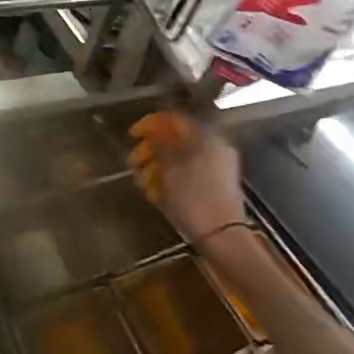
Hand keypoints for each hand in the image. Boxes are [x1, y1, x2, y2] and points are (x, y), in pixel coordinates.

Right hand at [128, 111, 244, 242]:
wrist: (222, 234)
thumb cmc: (192, 198)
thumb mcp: (169, 169)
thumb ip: (160, 145)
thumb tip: (153, 131)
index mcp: (205, 136)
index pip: (174, 119)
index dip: (150, 124)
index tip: (131, 135)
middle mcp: (215, 146)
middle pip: (177, 139)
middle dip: (151, 150)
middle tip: (134, 164)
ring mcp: (219, 165)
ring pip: (182, 158)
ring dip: (159, 166)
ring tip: (143, 183)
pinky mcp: (219, 183)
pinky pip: (191, 172)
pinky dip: (173, 178)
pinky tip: (158, 192)